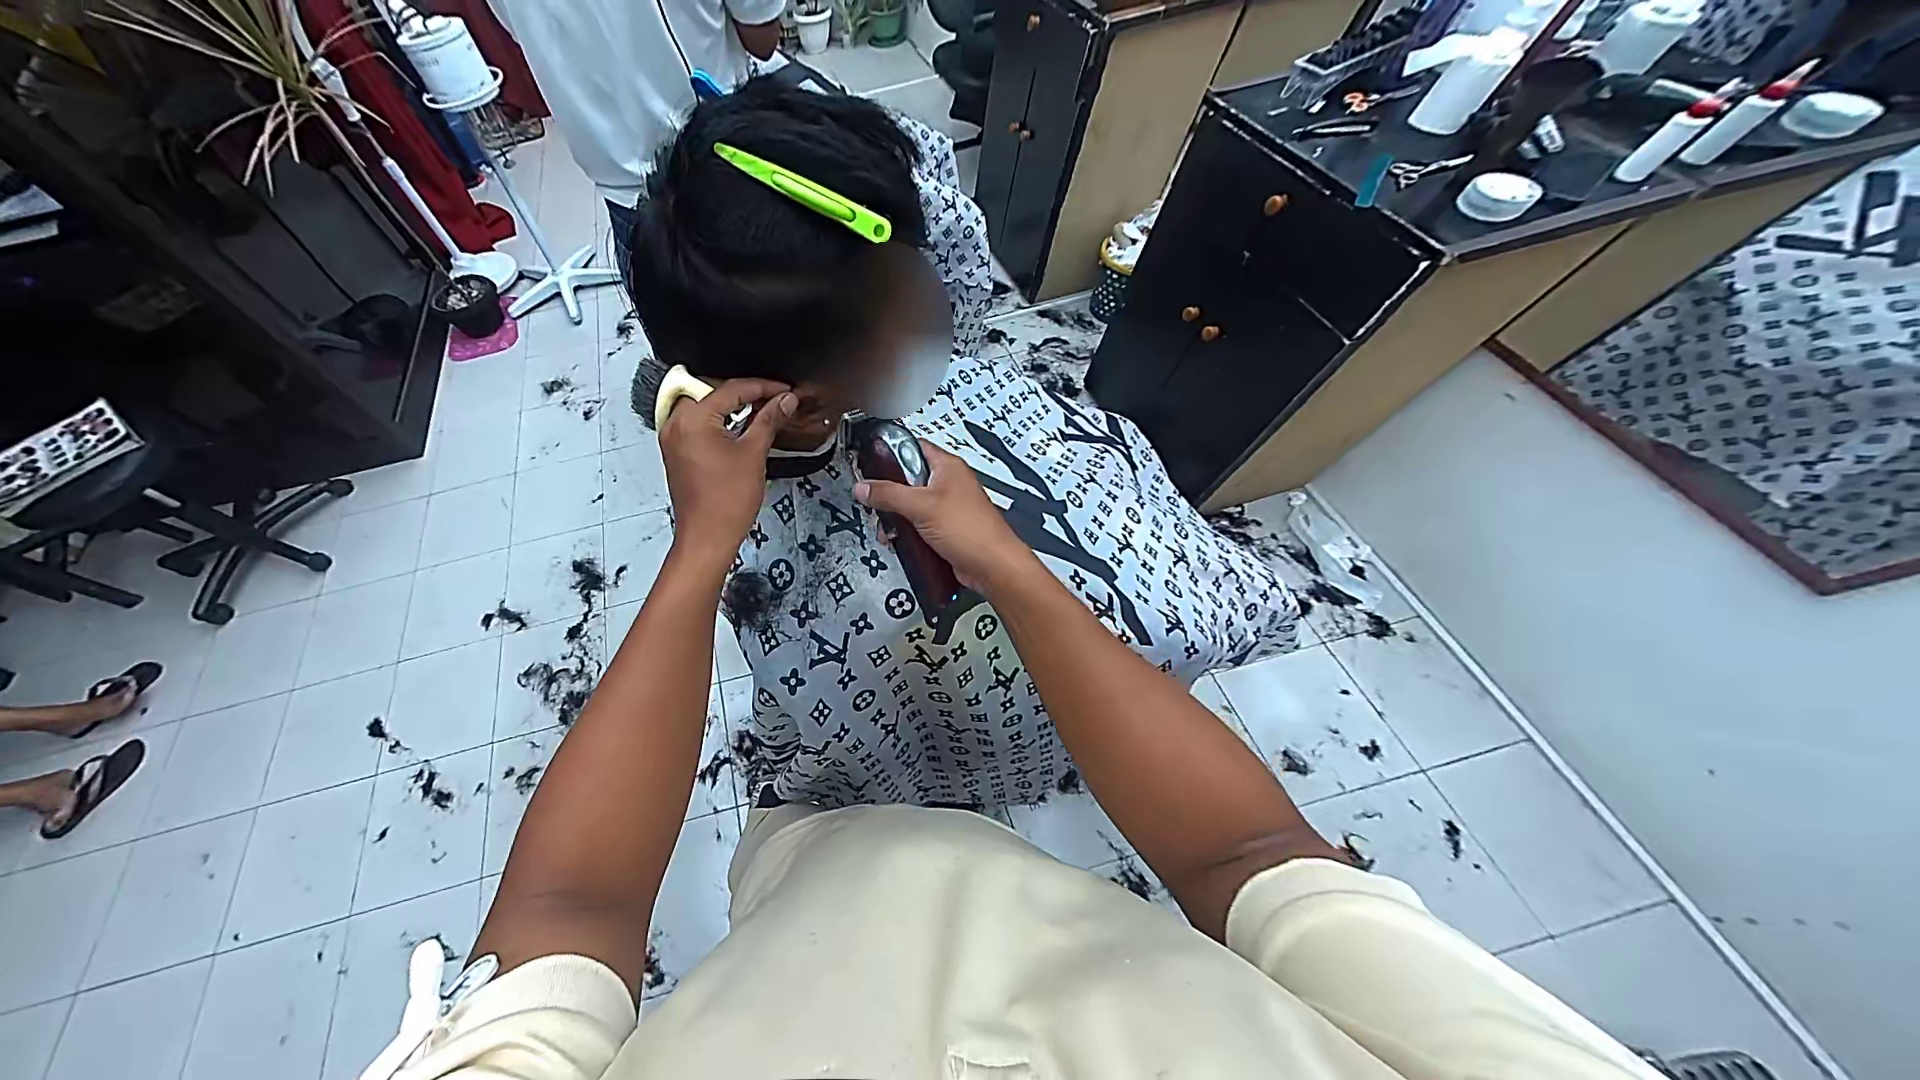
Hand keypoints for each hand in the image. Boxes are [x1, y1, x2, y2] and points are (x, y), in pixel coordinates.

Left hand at [659, 379, 795, 559]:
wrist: (708, 536)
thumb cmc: (724, 503)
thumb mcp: (754, 453)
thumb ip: (769, 420)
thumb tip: (784, 401)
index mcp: (692, 419)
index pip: (731, 388)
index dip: (763, 387)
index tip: (784, 390)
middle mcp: (676, 424)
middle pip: (713, 390)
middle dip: (745, 392)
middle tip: (774, 397)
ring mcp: (674, 438)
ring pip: (704, 405)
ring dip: (732, 404)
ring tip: (761, 410)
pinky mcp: (677, 451)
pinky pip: (697, 423)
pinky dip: (719, 420)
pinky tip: (740, 426)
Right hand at [853, 441, 1037, 592]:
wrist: (991, 567)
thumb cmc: (973, 531)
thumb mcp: (921, 506)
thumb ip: (889, 494)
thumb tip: (865, 487)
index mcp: (947, 466)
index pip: (913, 446)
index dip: (891, 452)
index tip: (871, 462)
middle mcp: (948, 484)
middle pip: (908, 479)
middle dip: (890, 493)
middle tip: (880, 502)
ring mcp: (946, 508)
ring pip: (911, 505)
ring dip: (897, 516)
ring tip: (891, 527)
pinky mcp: (945, 529)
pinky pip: (919, 525)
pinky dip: (908, 531)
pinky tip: (902, 540)